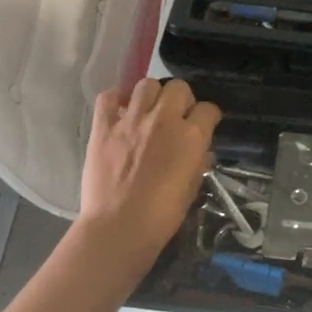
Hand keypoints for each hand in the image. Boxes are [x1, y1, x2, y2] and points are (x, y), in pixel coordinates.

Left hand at [78, 79, 219, 261]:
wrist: (119, 227)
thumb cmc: (162, 215)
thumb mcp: (192, 188)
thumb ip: (198, 162)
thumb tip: (200, 152)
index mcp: (191, 136)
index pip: (208, 109)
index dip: (207, 117)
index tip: (203, 125)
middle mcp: (164, 120)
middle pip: (178, 87)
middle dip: (181, 99)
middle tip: (175, 116)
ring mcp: (131, 120)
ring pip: (146, 85)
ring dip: (152, 95)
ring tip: (148, 111)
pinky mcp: (103, 127)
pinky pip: (108, 97)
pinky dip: (115, 99)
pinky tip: (120, 111)